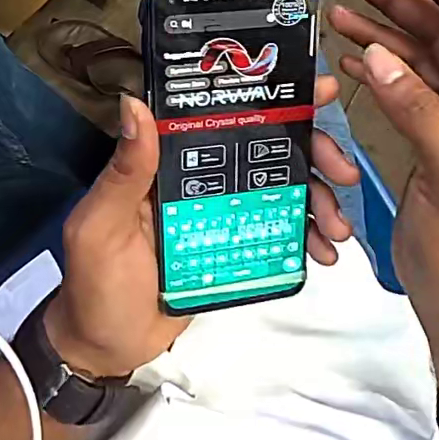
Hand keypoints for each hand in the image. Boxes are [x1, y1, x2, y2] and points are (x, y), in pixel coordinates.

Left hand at [49, 78, 359, 375]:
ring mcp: (221, 209)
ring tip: (337, 226)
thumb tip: (134, 103)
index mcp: (169, 158)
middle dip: (313, 150)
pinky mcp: (235, 242)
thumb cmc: (95, 282)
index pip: (221, 113)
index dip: (269, 96)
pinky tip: (323, 250)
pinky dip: (306, 235)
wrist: (107, 347)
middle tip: (342, 171)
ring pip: (281, 186)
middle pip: (266, 146)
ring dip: (317, 197)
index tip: (315, 91)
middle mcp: (200, 173)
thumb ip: (123, 171)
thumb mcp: (101, 225)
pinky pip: (278, 229)